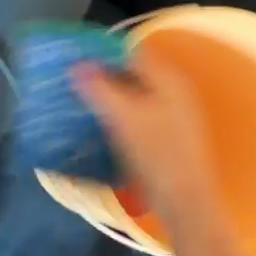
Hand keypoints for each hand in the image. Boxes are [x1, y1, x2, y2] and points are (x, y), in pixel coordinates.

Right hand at [72, 53, 220, 226]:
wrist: (185, 202)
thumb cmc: (156, 154)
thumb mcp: (123, 118)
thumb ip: (99, 89)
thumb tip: (76, 66)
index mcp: (168, 81)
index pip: (131, 53)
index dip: (102, 53)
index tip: (74, 58)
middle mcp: (173, 93)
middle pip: (131, 74)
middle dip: (101, 76)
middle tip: (70, 81)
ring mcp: (170, 117)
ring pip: (132, 96)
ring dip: (106, 98)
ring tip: (76, 102)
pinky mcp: (164, 138)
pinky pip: (134, 116)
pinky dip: (115, 116)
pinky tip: (95, 127)